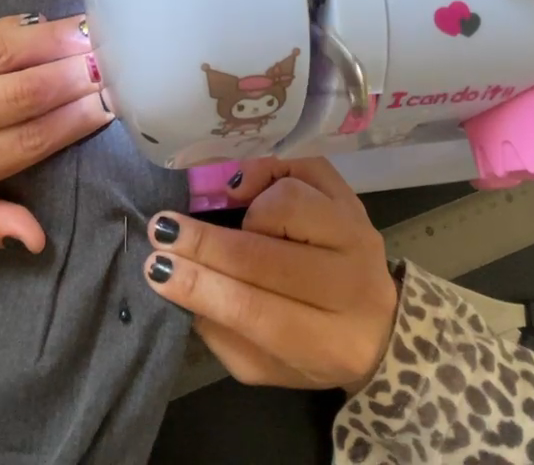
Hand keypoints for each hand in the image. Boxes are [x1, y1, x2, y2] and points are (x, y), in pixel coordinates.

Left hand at [0, 14, 106, 256]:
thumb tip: (39, 236)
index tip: (107, 105)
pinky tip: (42, 24)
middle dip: (66, 77)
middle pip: (12, 92)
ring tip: (88, 33)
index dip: (67, 123)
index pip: (18, 143)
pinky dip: (10, 29)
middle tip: (110, 63)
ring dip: (45, 41)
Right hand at [142, 158, 397, 391]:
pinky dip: (267, 171)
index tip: (156, 267)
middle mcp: (351, 286)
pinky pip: (306, 168)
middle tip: (162, 230)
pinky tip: (244, 188)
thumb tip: (175, 277)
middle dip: (205, 242)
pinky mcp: (353, 200)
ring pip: (290, 204)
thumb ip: (220, 331)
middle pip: (267, 257)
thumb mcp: (262, 365)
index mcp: (326, 342)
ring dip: (247, 210)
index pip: (253, 310)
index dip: (201, 285)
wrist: (378, 326)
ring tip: (230, 219)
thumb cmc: (309, 349)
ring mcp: (356, 235)